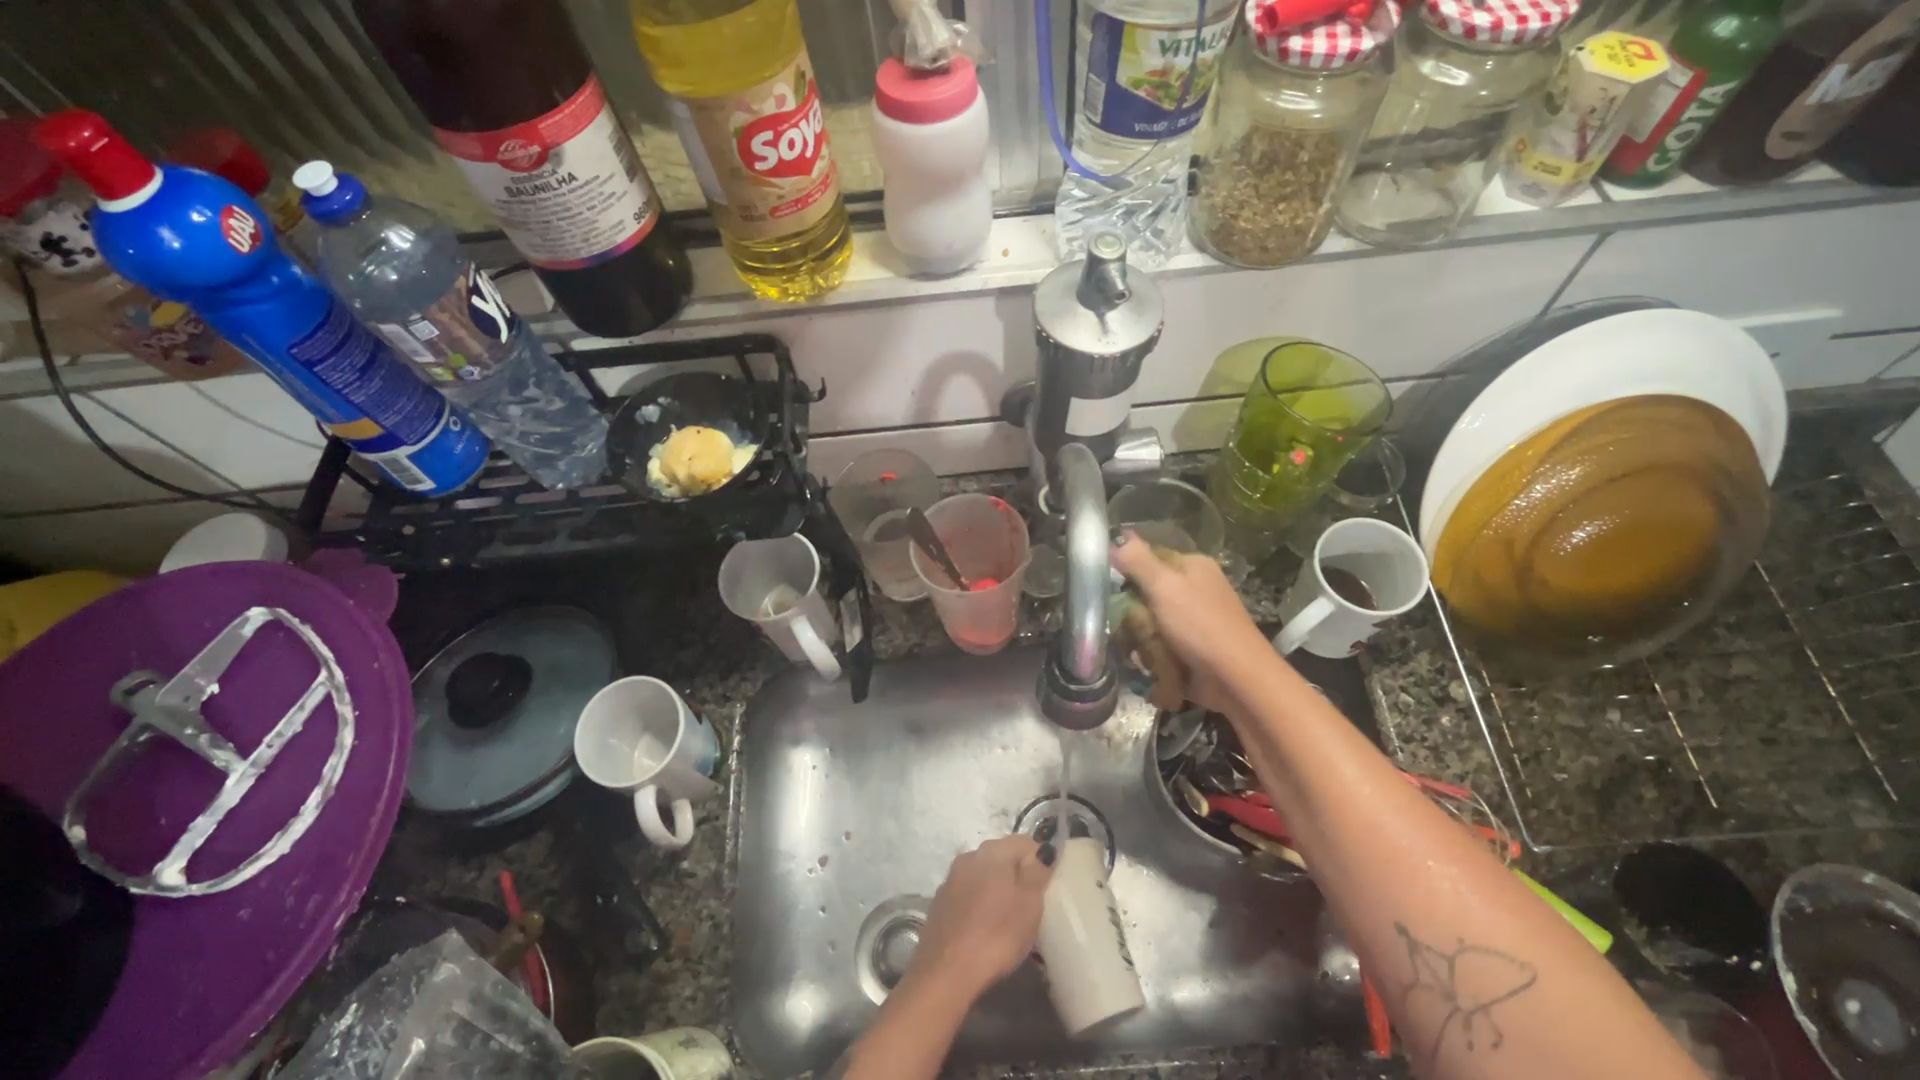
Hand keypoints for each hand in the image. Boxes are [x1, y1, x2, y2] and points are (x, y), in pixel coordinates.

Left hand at [907, 835, 1054, 999]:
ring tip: (1012, 919)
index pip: (1025, 842)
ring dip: (1000, 890)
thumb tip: (1045, 848)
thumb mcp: (1029, 904)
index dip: (1042, 860)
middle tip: (1035, 905)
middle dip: (1020, 875)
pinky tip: (987, 928)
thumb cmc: (996, 936)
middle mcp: (968, 857)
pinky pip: (970, 895)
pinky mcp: (940, 904)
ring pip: (985, 876)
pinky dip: (982, 904)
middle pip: (1003, 857)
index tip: (1051, 887)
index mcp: (991, 851)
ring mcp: (951, 880)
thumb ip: (1038, 871)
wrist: (946, 973)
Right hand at [1111, 531, 1273, 713]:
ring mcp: (1193, 620)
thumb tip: (1114, 536)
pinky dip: (1151, 654)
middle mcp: (1194, 588)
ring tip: (1135, 650)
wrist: (1236, 679)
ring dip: (1139, 637)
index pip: (1148, 557)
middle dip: (1132, 612)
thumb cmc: (1200, 625)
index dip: (1126, 572)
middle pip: (1146, 592)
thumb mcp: (1164, 586)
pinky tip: (1147, 664)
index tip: (1108, 589)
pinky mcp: (1191, 648)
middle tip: (1122, 625)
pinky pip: (1159, 644)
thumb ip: (1137, 560)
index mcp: (1193, 565)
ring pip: (1149, 621)